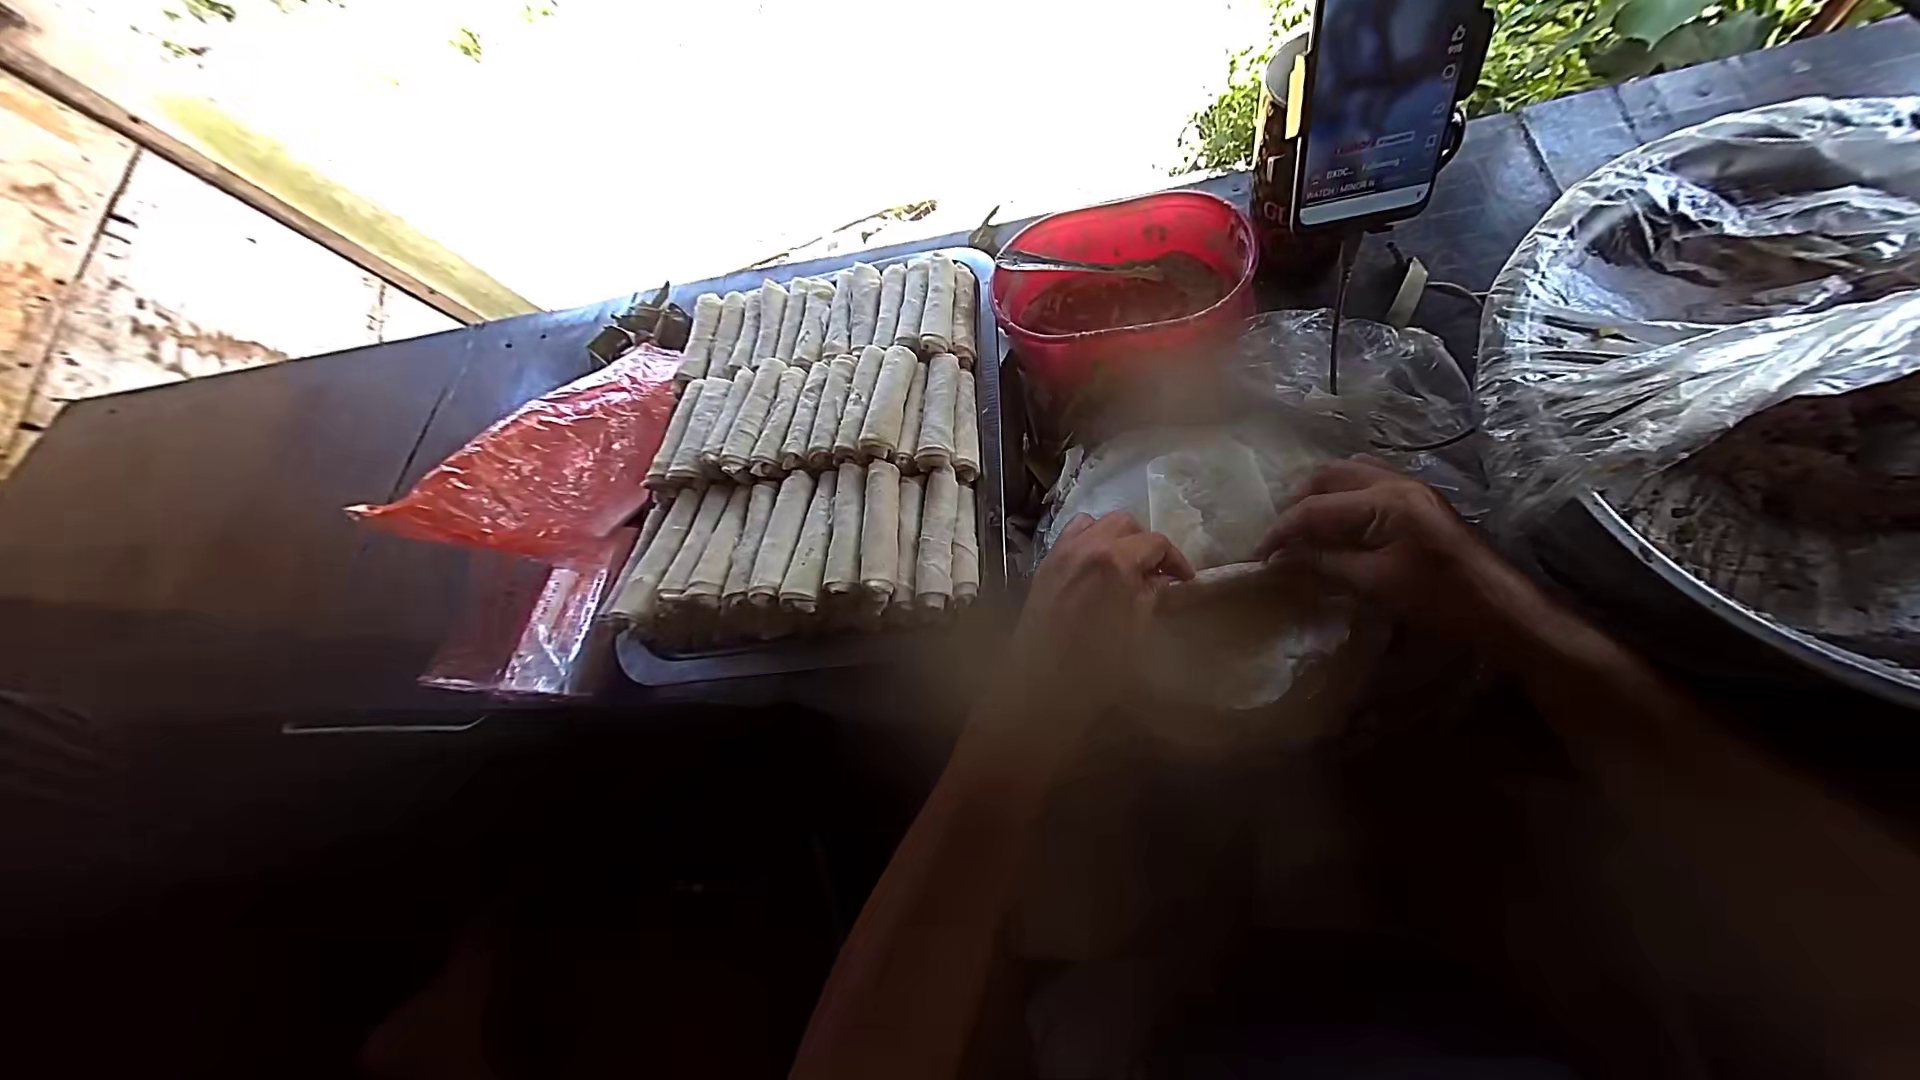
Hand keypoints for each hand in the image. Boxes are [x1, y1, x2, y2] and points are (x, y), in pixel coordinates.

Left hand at [1008, 511, 1194, 709]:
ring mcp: (1060, 552)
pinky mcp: (1045, 564)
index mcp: (1114, 560)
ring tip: (1125, 565)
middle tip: (1155, 572)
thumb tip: (1158, 579)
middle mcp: (1085, 545)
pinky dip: (1088, 540)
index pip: (1155, 542)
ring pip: (1095, 523)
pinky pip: (1070, 536)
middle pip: (1124, 524)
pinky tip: (1095, 567)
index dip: (1175, 560)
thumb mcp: (1137, 628)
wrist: (1040, 683)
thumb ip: (1150, 595)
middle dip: (1145, 543)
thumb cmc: (1095, 665)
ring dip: (1115, 537)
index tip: (1184, 580)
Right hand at [1255, 456, 1542, 645]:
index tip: (1258, 556)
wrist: (1505, 611)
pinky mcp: (1416, 502)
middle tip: (1280, 537)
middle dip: (1295, 504)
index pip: (1315, 508)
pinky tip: (1334, 523)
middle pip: (1327, 475)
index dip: (1280, 532)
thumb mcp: (1373, 584)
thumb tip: (1279, 559)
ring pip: (1346, 473)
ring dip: (1317, 496)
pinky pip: (1365, 483)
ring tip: (1302, 527)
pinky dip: (1339, 497)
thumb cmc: (1440, 599)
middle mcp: (1396, 483)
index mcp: (1386, 501)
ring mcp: (1410, 489)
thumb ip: (1322, 563)